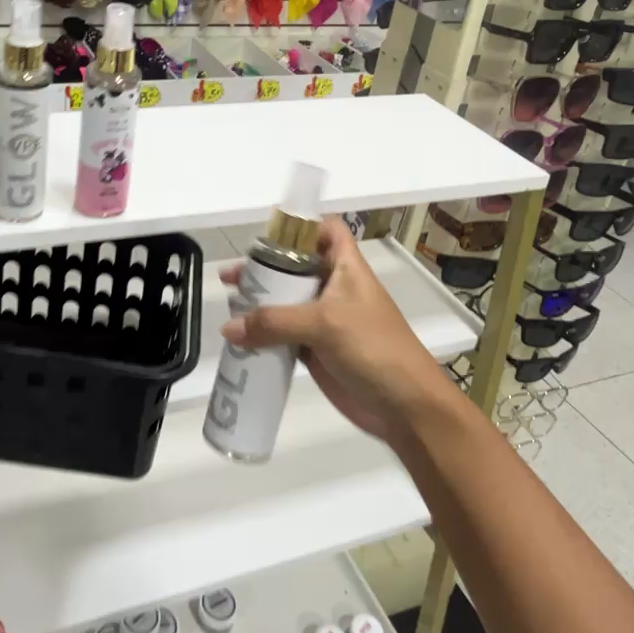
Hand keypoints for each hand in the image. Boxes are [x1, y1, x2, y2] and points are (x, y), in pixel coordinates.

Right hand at [220, 217, 456, 445]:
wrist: (405, 405)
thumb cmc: (373, 348)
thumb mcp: (324, 324)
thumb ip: (274, 322)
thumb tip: (229, 328)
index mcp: (346, 268)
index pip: (327, 231)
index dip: (302, 227)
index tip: (268, 237)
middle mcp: (334, 288)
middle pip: (295, 267)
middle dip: (264, 269)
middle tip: (231, 278)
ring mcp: (324, 320)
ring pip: (286, 302)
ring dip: (259, 303)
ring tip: (228, 305)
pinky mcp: (316, 349)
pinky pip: (283, 335)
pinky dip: (263, 335)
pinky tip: (239, 339)